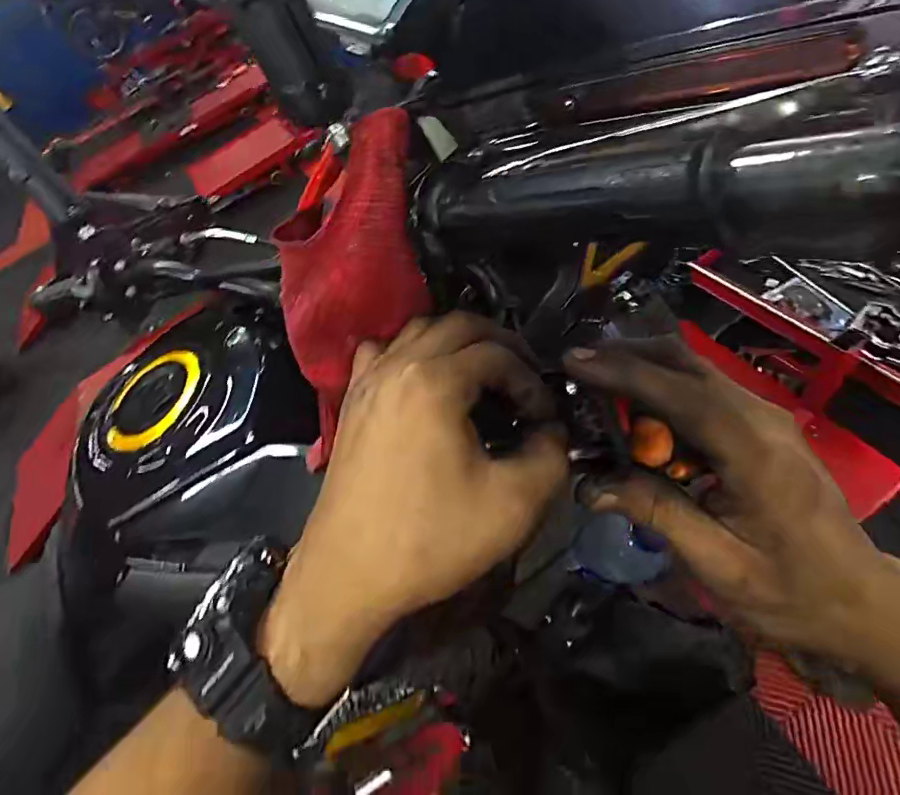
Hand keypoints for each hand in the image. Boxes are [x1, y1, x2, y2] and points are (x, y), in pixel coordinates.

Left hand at [260, 313, 568, 706]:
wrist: (348, 575)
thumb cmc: (429, 539)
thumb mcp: (513, 505)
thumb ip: (550, 455)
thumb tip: (551, 430)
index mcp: (434, 382)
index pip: (497, 354)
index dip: (530, 380)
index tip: (542, 418)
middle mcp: (397, 366)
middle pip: (459, 324)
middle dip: (500, 343)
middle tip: (524, 379)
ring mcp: (368, 379)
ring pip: (419, 328)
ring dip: (457, 340)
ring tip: (482, 374)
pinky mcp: (351, 400)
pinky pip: (381, 350)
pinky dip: (410, 350)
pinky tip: (424, 380)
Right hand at [563, 336, 899, 674]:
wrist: (864, 602)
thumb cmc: (794, 593)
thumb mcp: (721, 566)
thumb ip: (657, 514)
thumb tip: (591, 484)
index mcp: (754, 451)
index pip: (679, 393)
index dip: (623, 372)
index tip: (574, 362)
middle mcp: (762, 417)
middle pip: (687, 362)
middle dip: (628, 355)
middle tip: (578, 366)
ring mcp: (767, 416)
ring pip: (695, 369)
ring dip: (645, 369)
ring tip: (598, 386)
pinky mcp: (765, 424)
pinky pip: (706, 390)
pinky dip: (665, 389)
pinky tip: (641, 414)